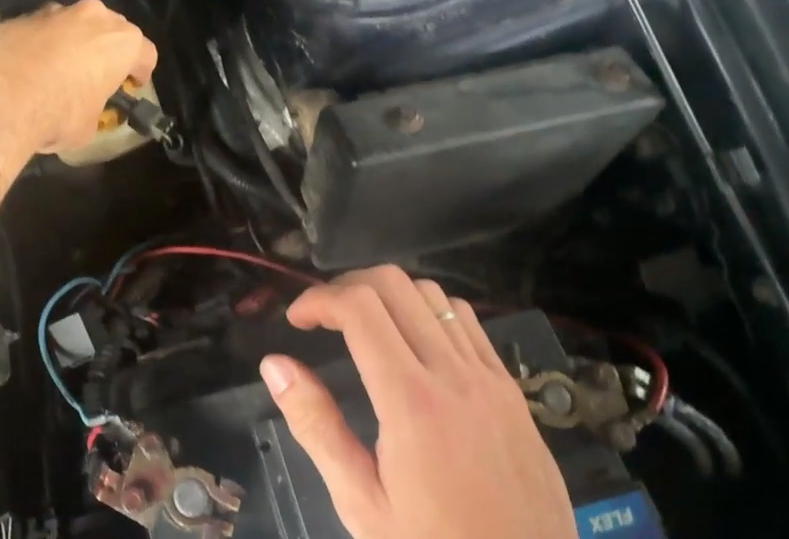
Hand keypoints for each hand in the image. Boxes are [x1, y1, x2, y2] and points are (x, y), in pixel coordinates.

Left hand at [0, 0, 157, 154]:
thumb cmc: (56, 113)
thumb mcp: (87, 127)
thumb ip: (93, 110)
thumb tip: (82, 112)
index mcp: (119, 42)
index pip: (145, 53)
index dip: (139, 72)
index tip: (131, 86)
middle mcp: (91, 16)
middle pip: (109, 29)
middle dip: (104, 50)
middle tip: (94, 75)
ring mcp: (52, 12)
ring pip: (71, 24)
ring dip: (69, 43)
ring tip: (54, 71)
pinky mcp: (18, 17)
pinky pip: (37, 30)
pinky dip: (37, 45)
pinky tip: (24, 69)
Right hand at [259, 267, 576, 538]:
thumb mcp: (362, 504)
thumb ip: (316, 427)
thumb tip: (275, 364)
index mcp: (412, 402)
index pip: (359, 307)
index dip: (318, 299)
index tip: (297, 321)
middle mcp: (454, 375)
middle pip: (394, 284)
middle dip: (347, 286)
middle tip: (324, 319)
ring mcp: (491, 380)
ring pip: (432, 295)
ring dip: (390, 297)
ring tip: (366, 329)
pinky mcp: (513, 391)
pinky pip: (467, 323)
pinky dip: (430, 313)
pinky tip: (416, 347)